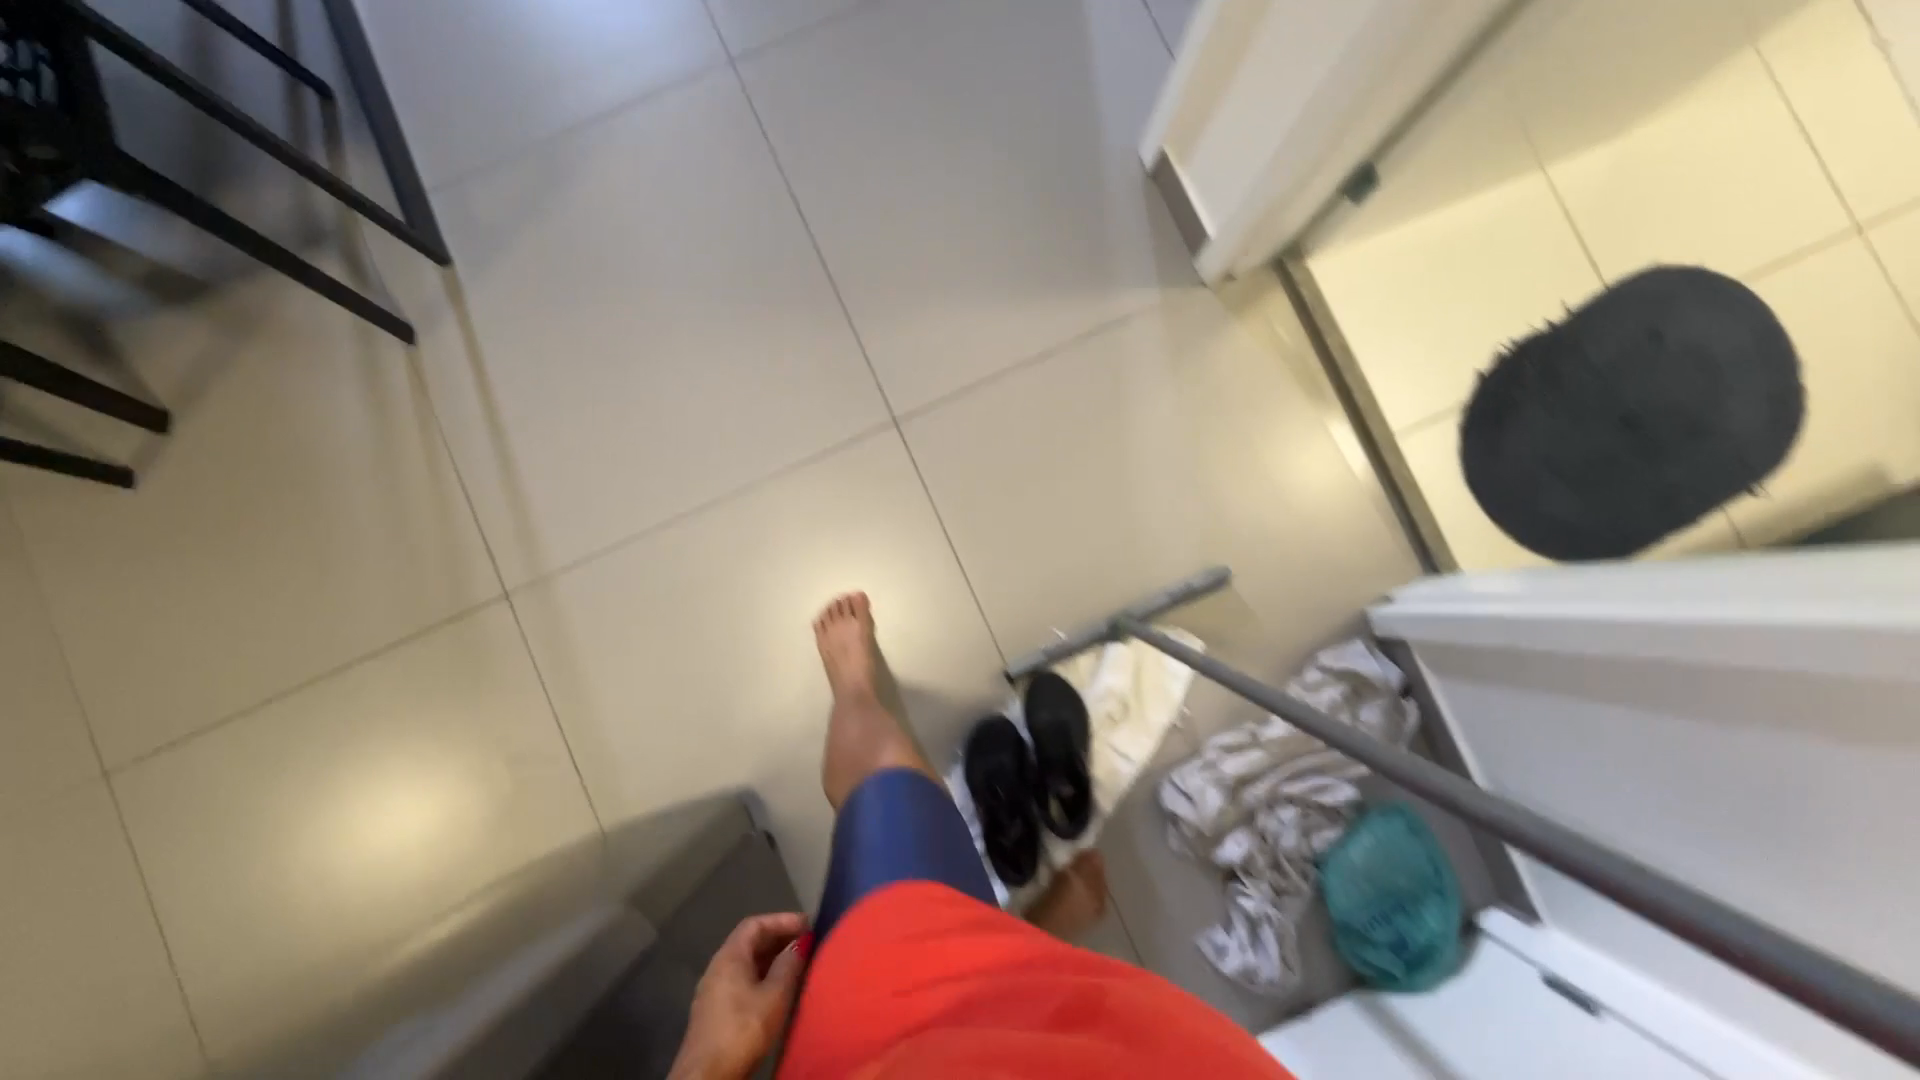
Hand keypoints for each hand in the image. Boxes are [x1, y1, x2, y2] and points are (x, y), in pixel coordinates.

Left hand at [669, 912, 809, 1079]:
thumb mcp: (774, 995)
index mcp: (729, 956)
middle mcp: (717, 967)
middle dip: (779, 938)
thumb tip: (801, 942)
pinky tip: (778, 990)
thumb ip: (789, 965)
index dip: (782, 920)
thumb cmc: (743, 1029)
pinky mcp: (715, 1011)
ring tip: (798, 964)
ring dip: (771, 958)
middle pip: (749, 941)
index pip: (755, 924)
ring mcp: (713, 990)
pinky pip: (741, 980)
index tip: (807, 925)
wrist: (706, 1077)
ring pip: (746, 962)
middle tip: (807, 942)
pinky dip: (762, 976)